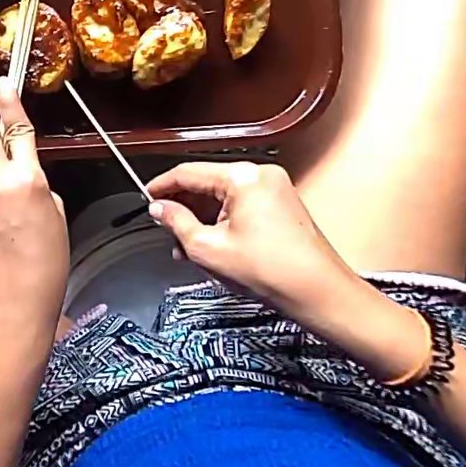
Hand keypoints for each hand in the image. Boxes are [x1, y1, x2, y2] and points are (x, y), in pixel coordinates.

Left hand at [0, 78, 68, 343]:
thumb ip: (40, 188)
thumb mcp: (58, 216)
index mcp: (28, 180)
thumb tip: (29, 181)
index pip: (16, 129)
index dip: (10, 103)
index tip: (3, 83)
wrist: (15, 302)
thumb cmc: (47, 264)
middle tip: (5, 149)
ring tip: (6, 202)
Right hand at [146, 161, 357, 314]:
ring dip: (202, 218)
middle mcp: (261, 174)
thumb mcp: (207, 248)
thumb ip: (177, 222)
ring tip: (187, 247)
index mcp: (242, 177)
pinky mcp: (282, 204)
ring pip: (223, 196)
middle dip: (184, 207)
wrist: (319, 294)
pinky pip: (242, 205)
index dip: (161, 186)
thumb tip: (160, 209)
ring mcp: (275, 188)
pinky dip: (223, 221)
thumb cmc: (272, 272)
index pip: (188, 172)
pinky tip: (211, 244)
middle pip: (207, 183)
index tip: (146, 197)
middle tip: (166, 229)